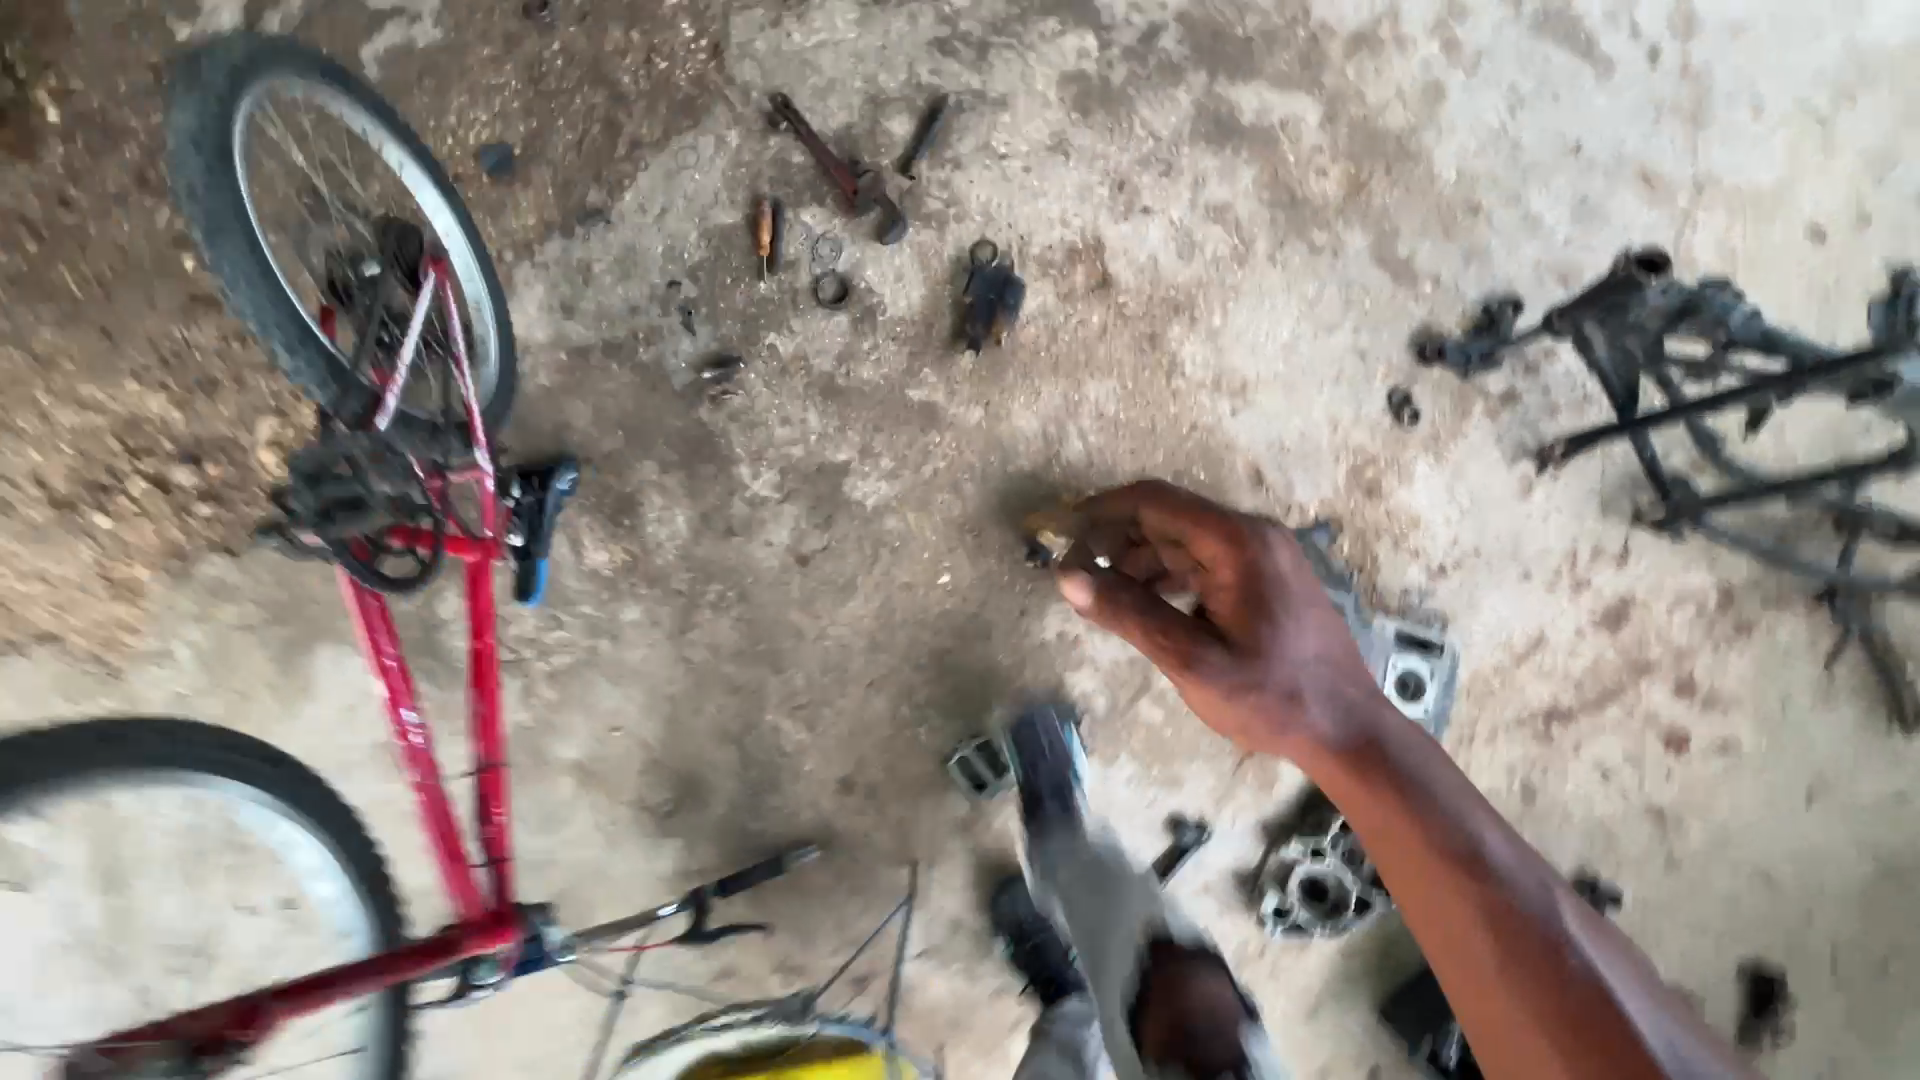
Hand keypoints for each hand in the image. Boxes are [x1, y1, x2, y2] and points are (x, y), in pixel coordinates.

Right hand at [1054, 480, 1384, 754]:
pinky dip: (1166, 578)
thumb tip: (1067, 576)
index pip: (1154, 502)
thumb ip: (1129, 613)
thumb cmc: (1273, 698)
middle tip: (1076, 578)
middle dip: (1114, 541)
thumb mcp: (1192, 661)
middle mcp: (1251, 535)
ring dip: (1137, 562)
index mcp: (1237, 542)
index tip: (1062, 535)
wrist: (1348, 730)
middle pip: (1166, 519)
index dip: (1101, 512)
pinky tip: (1145, 608)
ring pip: (1182, 542)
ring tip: (1103, 598)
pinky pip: (1202, 563)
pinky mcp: (1264, 579)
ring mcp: (1262, 556)